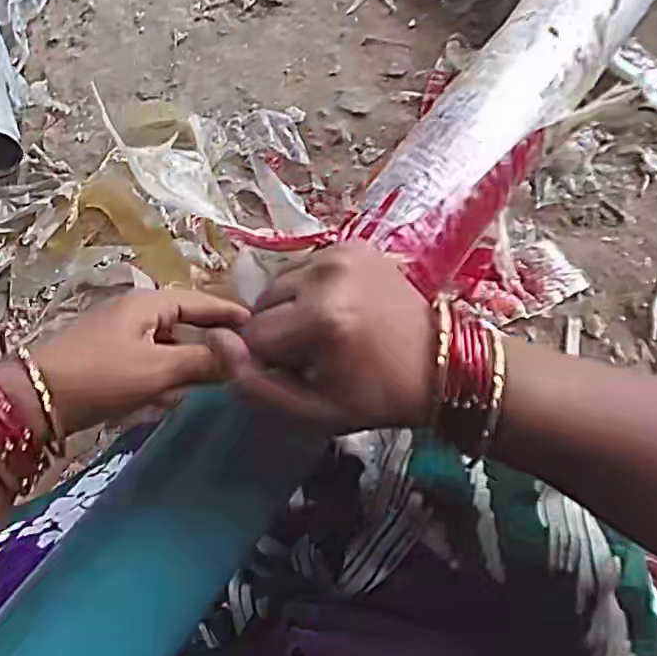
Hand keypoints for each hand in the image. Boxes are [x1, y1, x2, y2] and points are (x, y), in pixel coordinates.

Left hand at [13, 289, 249, 433]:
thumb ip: (204, 360)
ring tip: (214, 381)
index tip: (261, 326)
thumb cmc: (102, 376)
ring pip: (170, 345)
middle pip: (188, 322)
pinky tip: (172, 397)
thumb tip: (243, 355)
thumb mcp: (159, 368)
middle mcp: (137, 312)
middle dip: (213, 340)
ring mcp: (121, 335)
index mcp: (150, 302)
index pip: (203, 302)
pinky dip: (166, 375)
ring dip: (190, 362)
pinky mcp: (109, 359)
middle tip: (243, 358)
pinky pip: (151, 361)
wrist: (34, 402)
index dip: (232, 314)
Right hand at [218, 243, 436, 432]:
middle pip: (263, 306)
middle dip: (279, 333)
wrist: (441, 362)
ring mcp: (341, 252)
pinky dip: (310, 291)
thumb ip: (253, 385)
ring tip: (330, 331)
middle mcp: (328, 273)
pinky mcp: (352, 242)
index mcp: (322, 317)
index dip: (270, 362)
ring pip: (280, 285)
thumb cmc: (377, 396)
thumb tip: (216, 340)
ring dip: (292, 309)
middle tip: (318, 354)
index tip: (303, 373)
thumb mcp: (313, 413)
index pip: (253, 337)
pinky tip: (340, 309)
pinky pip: (304, 269)